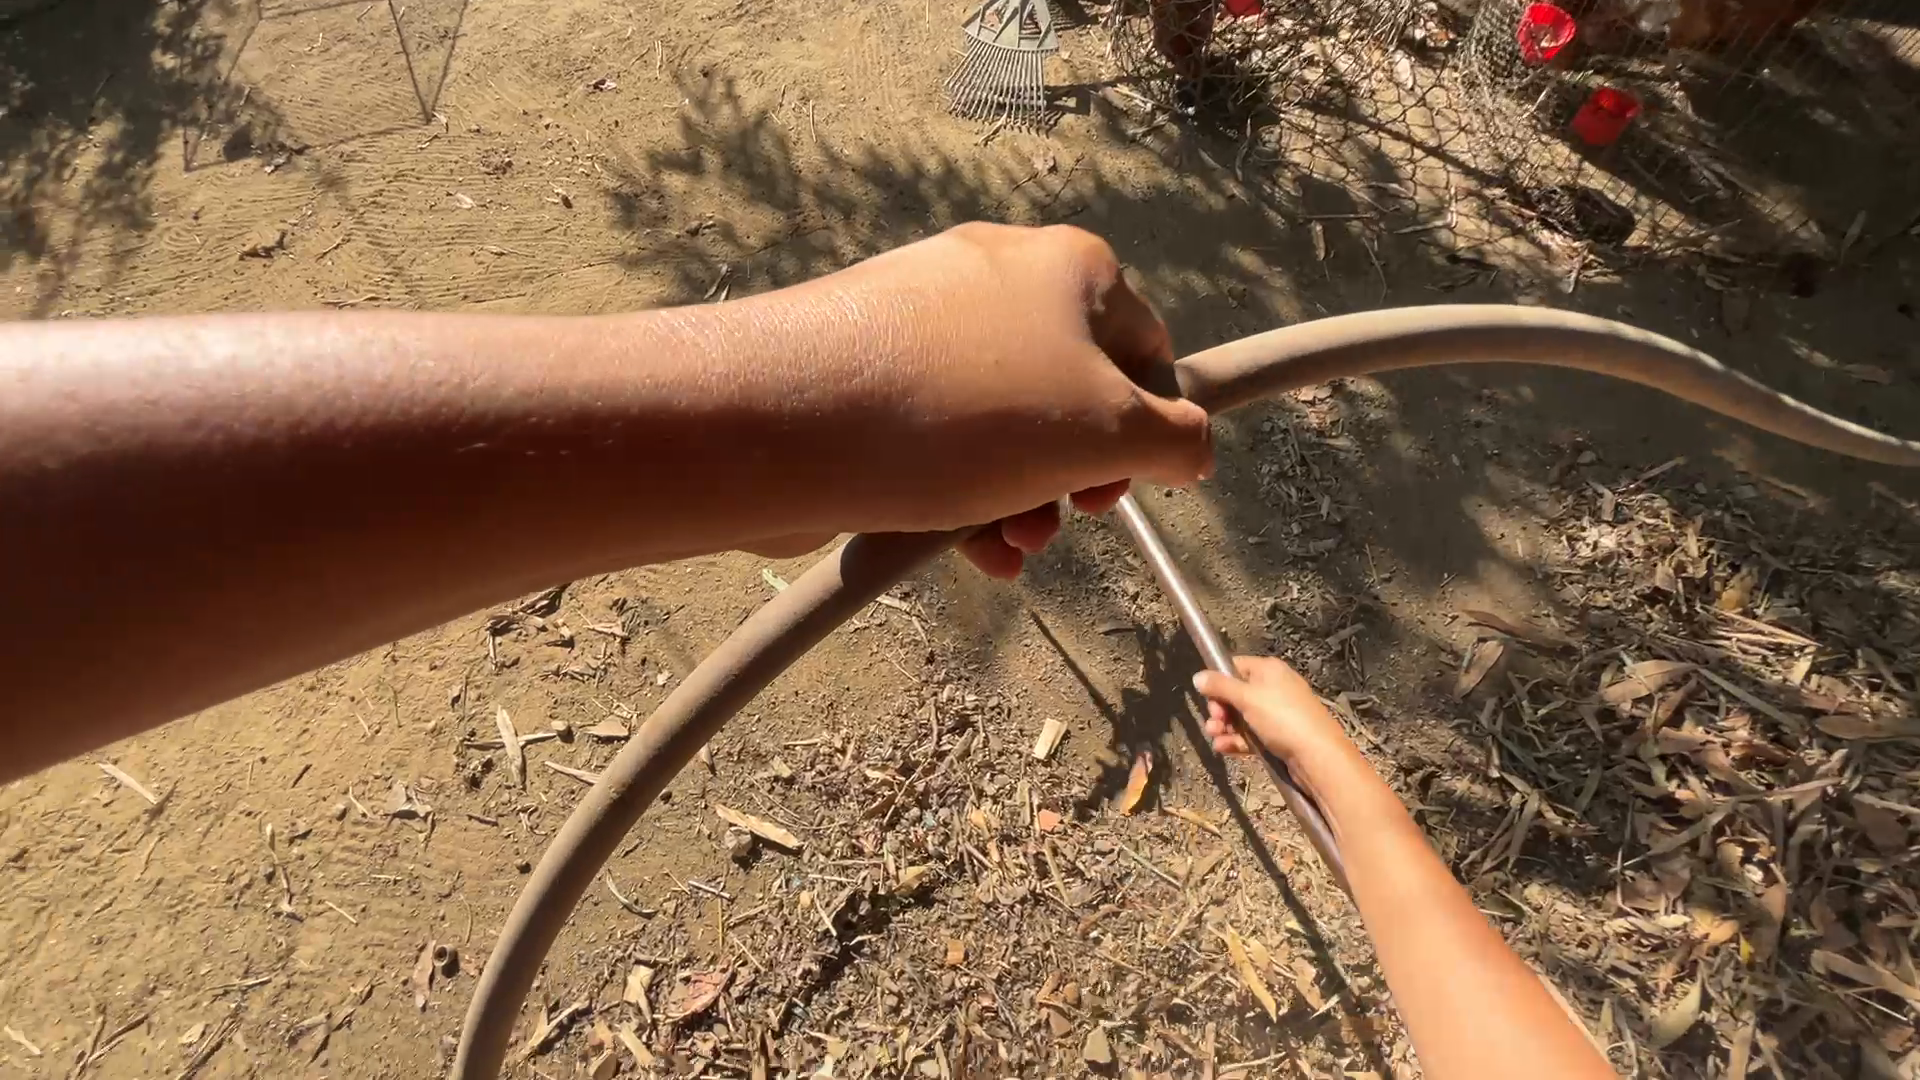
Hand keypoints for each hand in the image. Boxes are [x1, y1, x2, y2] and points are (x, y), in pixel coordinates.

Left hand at [745, 223, 1213, 577]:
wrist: (790, 421)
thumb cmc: (970, 415)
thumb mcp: (1106, 433)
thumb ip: (1175, 440)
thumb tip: (1197, 448)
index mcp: (1071, 270)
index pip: (1148, 351)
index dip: (1153, 428)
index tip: (1129, 488)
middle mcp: (1000, 278)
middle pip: (1072, 395)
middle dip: (1076, 477)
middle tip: (1063, 521)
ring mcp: (929, 323)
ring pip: (1006, 425)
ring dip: (1023, 497)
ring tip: (1011, 545)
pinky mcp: (876, 370)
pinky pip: (945, 434)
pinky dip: (967, 492)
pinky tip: (973, 549)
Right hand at [1192, 656, 1358, 765]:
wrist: (1319, 758)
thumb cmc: (1283, 719)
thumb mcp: (1247, 698)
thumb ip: (1220, 686)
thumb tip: (1197, 676)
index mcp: (1268, 670)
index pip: (1235, 666)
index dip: (1218, 680)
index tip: (1207, 696)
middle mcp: (1273, 688)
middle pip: (1234, 693)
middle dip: (1219, 709)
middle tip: (1215, 721)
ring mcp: (1276, 714)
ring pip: (1240, 716)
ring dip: (1224, 727)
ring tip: (1216, 737)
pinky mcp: (1277, 736)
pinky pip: (1250, 734)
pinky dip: (1236, 740)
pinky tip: (1224, 748)